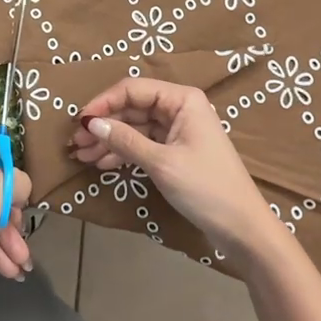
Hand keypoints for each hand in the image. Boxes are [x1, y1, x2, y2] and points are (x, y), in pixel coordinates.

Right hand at [71, 78, 277, 271]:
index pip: (133, 89)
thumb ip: (125, 140)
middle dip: (104, 125)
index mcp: (182, 100)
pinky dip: (123, 153)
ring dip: (109, 141)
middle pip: (132, 108)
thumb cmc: (206, 188)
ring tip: (82, 156)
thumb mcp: (162, 163)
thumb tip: (91, 123)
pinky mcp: (175, 153)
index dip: (104, 103)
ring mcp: (177, 131)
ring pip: (134, 128)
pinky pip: (142, 145)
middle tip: (75, 142)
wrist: (244, 231)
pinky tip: (102, 163)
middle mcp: (179, 109)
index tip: (80, 121)